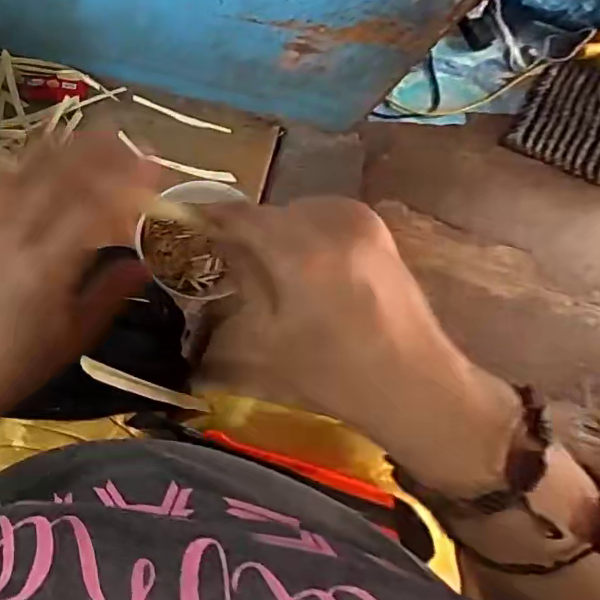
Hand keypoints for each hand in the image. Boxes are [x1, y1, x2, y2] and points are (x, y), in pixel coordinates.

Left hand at [0, 133, 156, 420]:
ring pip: (20, 178)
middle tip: (123, 136)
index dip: (126, 184)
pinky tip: (22, 156)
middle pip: (56, 181)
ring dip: (53, 151)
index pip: (93, 209)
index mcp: (48, 267)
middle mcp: (14, 241)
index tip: (153, 166)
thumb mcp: (78, 332)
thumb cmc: (26, 361)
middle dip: (93, 153)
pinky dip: (7, 170)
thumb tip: (145, 260)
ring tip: (81, 134)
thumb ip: (112, 291)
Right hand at [199, 198, 521, 493]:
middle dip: (239, 227)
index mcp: (301, 253)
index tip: (180, 219)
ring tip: (254, 257)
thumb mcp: (268, 333)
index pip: (240, 216)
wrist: (419, 389)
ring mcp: (363, 227)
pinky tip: (293, 259)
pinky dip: (300, 230)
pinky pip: (323, 218)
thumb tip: (222, 248)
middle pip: (268, 211)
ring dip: (271, 228)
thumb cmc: (334, 372)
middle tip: (214, 249)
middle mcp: (333, 227)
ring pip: (295, 211)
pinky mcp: (380, 236)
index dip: (206, 215)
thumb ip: (243, 279)